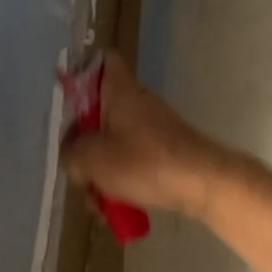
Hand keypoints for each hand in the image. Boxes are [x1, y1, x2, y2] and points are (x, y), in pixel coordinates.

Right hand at [61, 52, 236, 218]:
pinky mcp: (163, 152)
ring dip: (100, 173)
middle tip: (79, 170)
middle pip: (99, 114)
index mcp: (120, 91)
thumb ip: (71, 154)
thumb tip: (72, 156)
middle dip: (84, 146)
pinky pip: (132, 161)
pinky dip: (121, 181)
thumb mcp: (93, 160)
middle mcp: (137, 103)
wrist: (203, 183)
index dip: (81, 74)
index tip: (67, 103)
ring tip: (98, 204)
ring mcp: (152, 128)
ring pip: (113, 143)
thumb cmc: (145, 163)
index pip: (101, 62)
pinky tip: (115, 209)